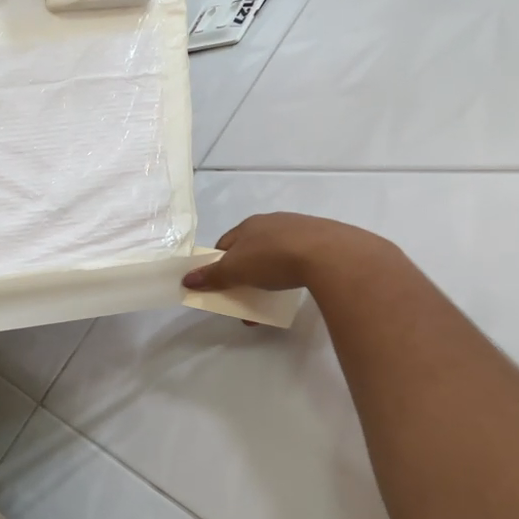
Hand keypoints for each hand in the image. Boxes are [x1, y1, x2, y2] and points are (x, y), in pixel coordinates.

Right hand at [183, 212, 394, 292]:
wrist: (332, 255)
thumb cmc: (273, 258)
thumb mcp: (235, 270)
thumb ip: (211, 276)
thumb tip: (186, 280)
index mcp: (250, 224)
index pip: (226, 244)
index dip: (220, 265)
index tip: (223, 284)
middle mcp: (274, 221)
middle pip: (251, 249)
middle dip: (246, 274)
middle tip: (247, 295)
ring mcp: (303, 228)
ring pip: (278, 254)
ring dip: (271, 275)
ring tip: (274, 296)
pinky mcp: (327, 240)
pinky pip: (302, 258)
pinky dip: (295, 272)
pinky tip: (299, 286)